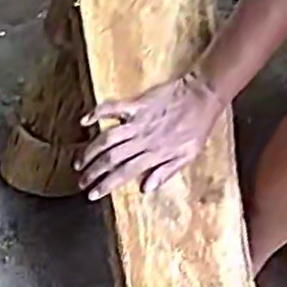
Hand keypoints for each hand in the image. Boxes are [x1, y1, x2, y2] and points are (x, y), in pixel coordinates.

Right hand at [76, 73, 223, 200]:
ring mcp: (139, 121)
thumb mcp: (190, 153)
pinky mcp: (138, 105)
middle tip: (81, 182)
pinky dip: (96, 113)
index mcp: (155, 152)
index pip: (124, 173)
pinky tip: (83, 122)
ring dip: (89, 152)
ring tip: (78, 164)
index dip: (105, 186)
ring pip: (106, 140)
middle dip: (92, 173)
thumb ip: (168, 171)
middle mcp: (143, 139)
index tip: (92, 195)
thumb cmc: (198, 125)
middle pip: (110, 159)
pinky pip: (113, 108)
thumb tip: (147, 189)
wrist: (208, 91)